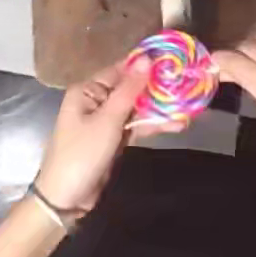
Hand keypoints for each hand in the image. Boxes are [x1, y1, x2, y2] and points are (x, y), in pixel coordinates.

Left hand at [33, 59, 178, 211]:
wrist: (66, 198)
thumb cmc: (82, 154)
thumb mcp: (107, 120)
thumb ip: (129, 90)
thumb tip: (146, 58)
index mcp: (87, 90)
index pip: (120, 70)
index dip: (146, 65)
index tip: (175, 61)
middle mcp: (95, 100)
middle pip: (130, 89)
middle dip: (157, 89)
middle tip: (188, 85)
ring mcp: (105, 121)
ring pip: (136, 109)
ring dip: (159, 109)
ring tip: (189, 108)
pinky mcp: (113, 139)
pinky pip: (135, 126)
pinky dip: (152, 125)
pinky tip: (176, 124)